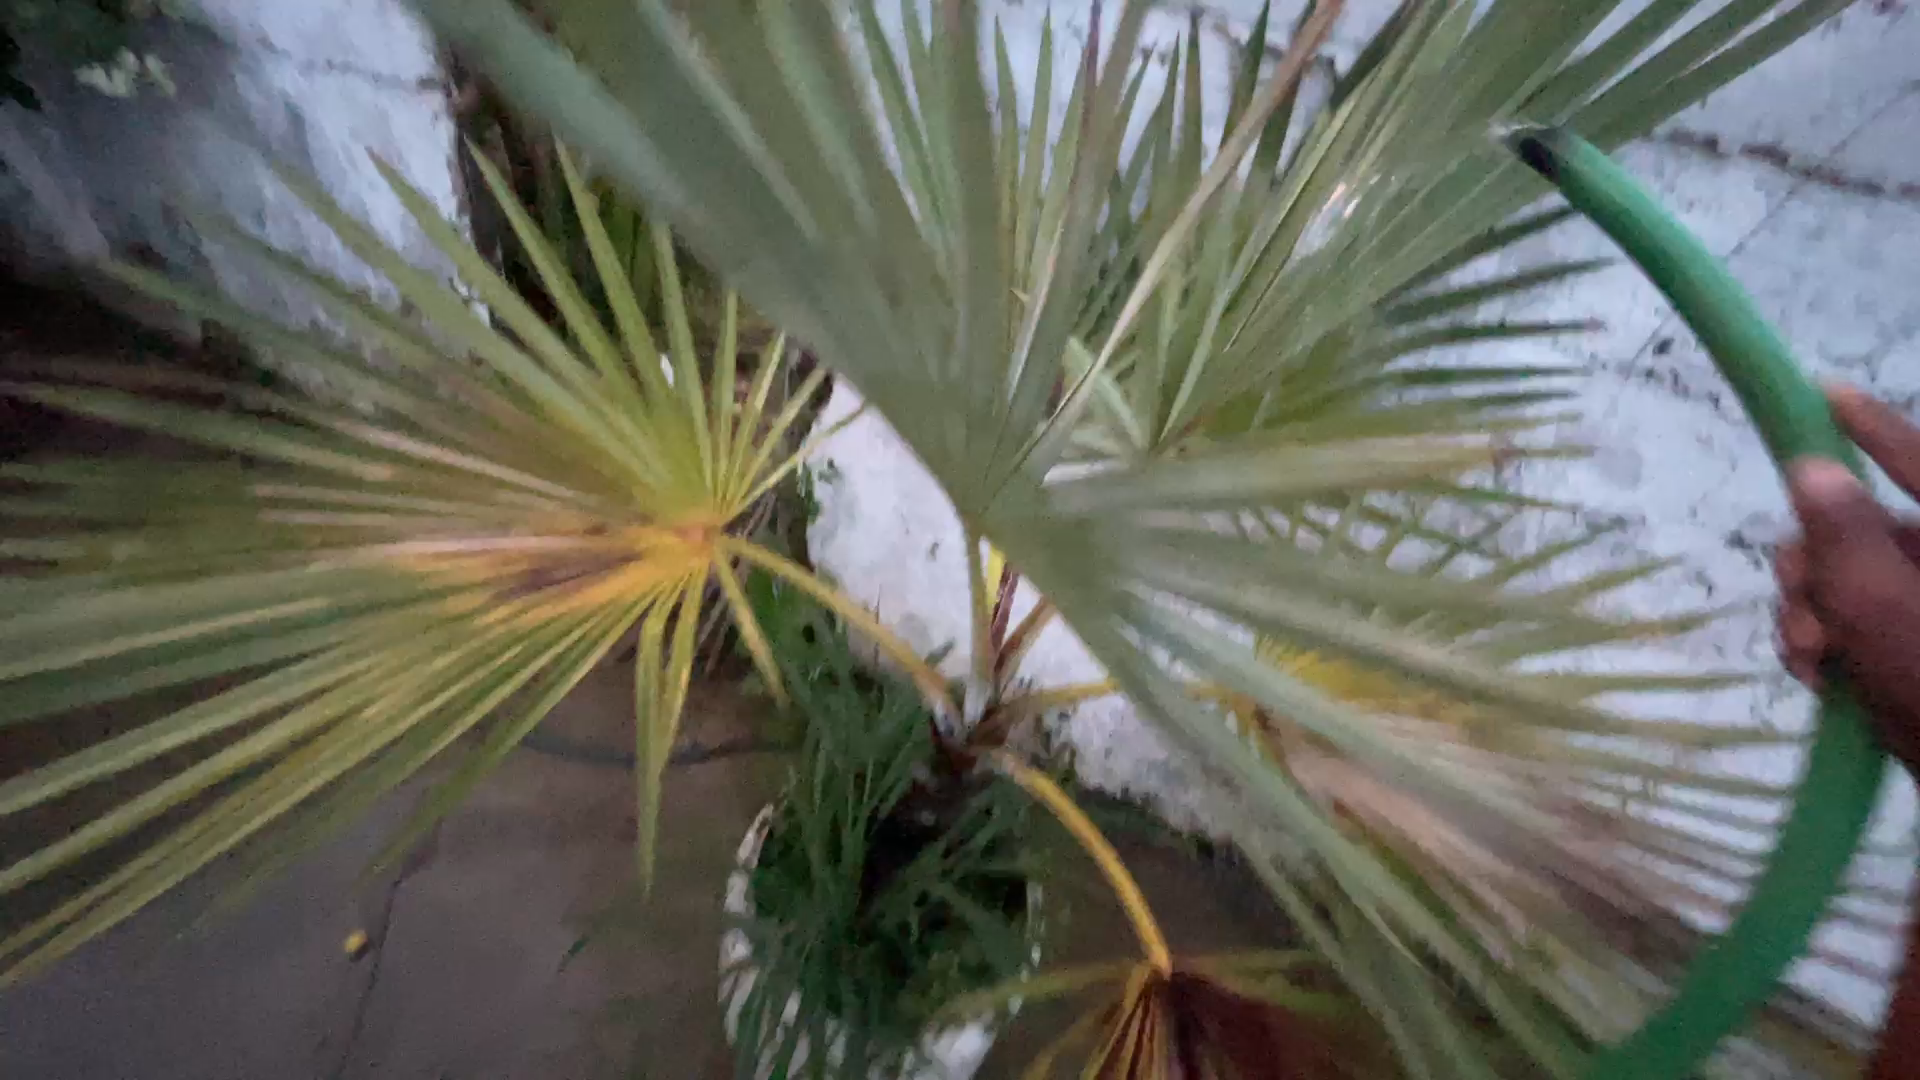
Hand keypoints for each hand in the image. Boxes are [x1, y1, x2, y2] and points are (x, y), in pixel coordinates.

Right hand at [1776, 385, 1919, 769]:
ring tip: (1816, 662)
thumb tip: (1811, 470)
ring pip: (1839, 581)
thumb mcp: (1881, 610)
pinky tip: (1824, 672)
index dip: (1871, 428)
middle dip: (1811, 575)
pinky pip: (1847, 618)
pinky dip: (1822, 641)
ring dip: (1807, 617)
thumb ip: (1842, 535)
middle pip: (1856, 534)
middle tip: (1806, 622)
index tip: (1822, 392)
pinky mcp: (1916, 639)